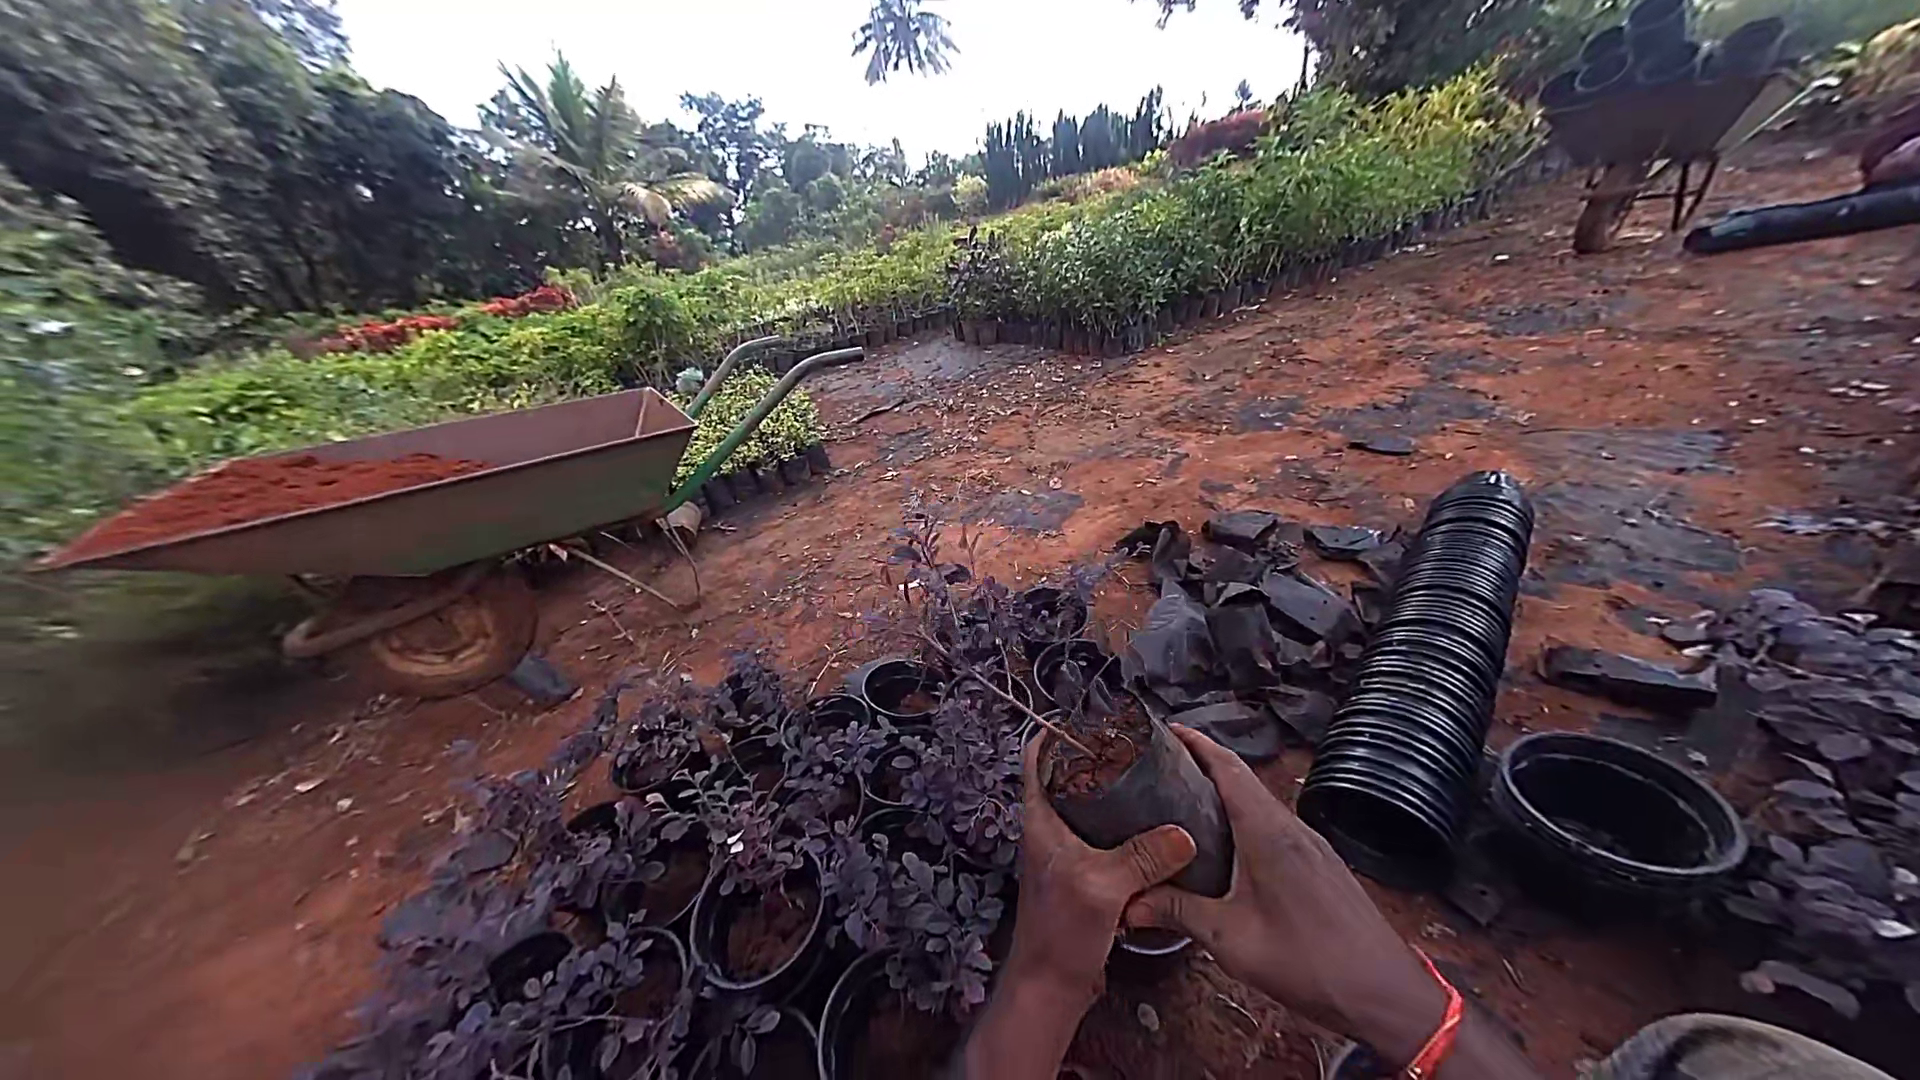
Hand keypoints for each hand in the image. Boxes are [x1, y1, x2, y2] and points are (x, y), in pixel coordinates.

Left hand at [1004, 731, 1197, 1006]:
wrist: (1051, 984)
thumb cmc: (1061, 928)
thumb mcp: (1101, 886)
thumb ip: (1141, 857)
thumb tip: (1184, 833)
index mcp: (1039, 816)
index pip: (1035, 758)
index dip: (1053, 733)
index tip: (1086, 717)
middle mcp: (1049, 826)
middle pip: (1066, 777)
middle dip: (1093, 758)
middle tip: (1131, 745)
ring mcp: (1066, 850)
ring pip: (1087, 807)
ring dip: (1111, 793)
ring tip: (1148, 777)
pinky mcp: (1085, 872)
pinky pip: (1104, 837)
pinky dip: (1124, 826)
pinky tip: (1154, 827)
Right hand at [1123, 725, 1448, 1067]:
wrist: (1393, 999)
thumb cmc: (1312, 963)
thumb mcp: (1232, 941)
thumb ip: (1178, 912)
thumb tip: (1128, 903)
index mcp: (1266, 830)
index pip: (1228, 766)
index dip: (1196, 742)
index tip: (1167, 729)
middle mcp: (1290, 826)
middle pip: (1242, 776)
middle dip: (1204, 759)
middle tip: (1164, 760)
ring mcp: (1310, 843)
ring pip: (1259, 797)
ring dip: (1225, 785)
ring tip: (1186, 793)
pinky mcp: (1320, 862)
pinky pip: (1273, 819)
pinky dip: (1244, 810)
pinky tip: (1228, 837)